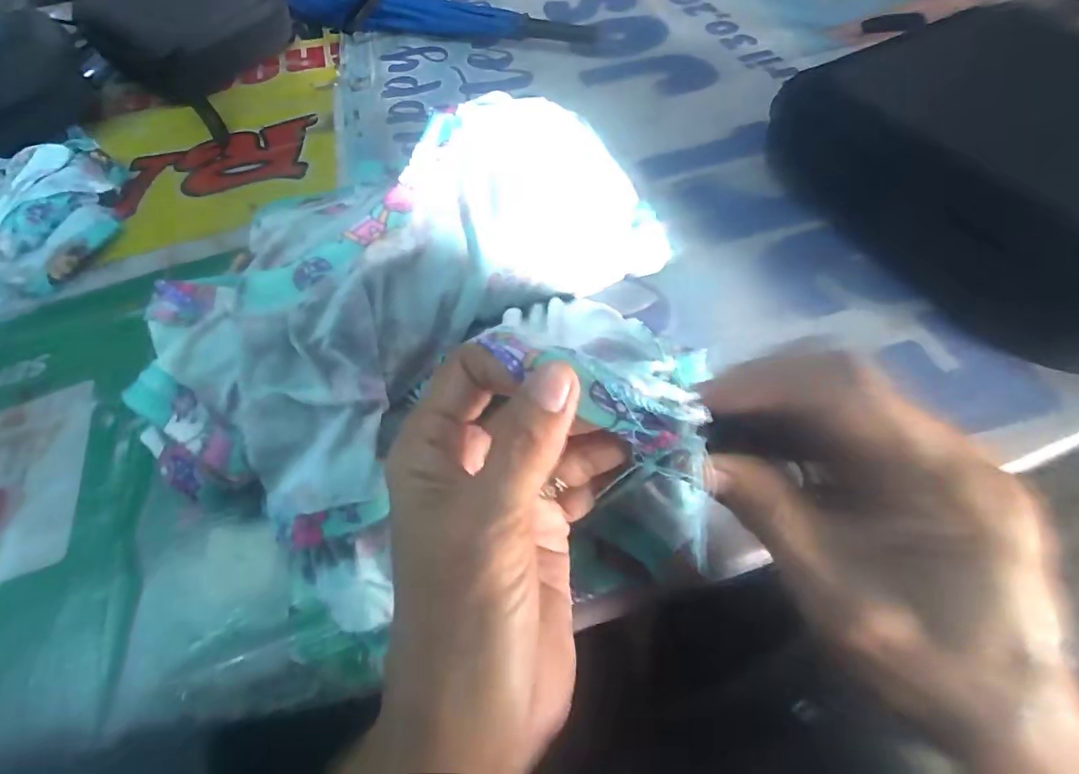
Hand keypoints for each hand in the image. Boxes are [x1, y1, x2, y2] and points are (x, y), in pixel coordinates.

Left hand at [341, 344, 629, 773]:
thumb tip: (562, 368)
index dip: (510, 362)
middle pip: (515, 401)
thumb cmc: (465, 609)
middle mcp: (469, 460)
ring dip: (593, 425)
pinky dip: (604, 464)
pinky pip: (574, 477)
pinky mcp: (543, 524)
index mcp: (433, 447)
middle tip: (624, 381)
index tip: (567, 368)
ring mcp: (508, 491)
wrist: (481, 715)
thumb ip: (525, 443)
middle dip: (562, 390)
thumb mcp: (490, 520)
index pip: (466, 374)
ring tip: (645, 410)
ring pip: (550, 438)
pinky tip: (642, 449)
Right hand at [703, 353, 1078, 772]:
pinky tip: (758, 445)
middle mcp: (953, 450)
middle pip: (844, 379)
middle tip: (703, 408)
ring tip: (719, 422)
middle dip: (762, 386)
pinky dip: (794, 427)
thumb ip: (769, 514)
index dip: (764, 386)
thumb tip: (697, 456)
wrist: (1008, 723)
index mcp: (949, 478)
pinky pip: (849, 424)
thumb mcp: (834, 595)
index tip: (701, 401)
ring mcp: (942, 457)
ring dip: (774, 402)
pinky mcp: (923, 470)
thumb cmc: (927, 667)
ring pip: (842, 393)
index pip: (847, 391)